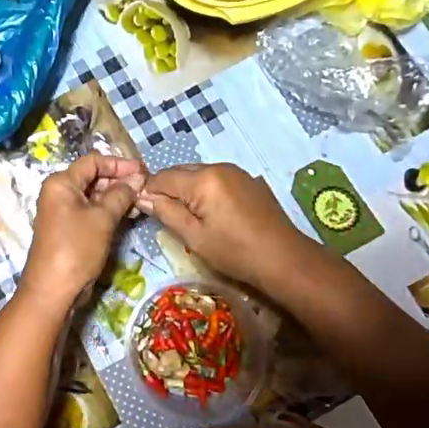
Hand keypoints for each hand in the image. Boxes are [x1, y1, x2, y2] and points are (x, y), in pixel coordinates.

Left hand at [21, 153, 145, 309]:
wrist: (53, 289)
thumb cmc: (76, 247)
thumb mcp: (102, 218)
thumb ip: (121, 195)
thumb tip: (137, 178)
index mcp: (61, 182)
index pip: (92, 162)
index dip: (118, 164)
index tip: (142, 170)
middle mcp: (58, 192)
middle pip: (92, 177)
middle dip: (118, 180)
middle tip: (145, 187)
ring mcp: (62, 211)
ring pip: (92, 195)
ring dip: (116, 196)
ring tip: (141, 201)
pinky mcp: (68, 228)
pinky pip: (90, 211)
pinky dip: (108, 210)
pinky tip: (128, 214)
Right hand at [135, 163, 323, 289]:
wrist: (286, 260)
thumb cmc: (236, 252)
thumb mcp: (194, 237)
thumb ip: (166, 212)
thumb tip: (142, 197)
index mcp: (203, 179)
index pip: (162, 177)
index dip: (149, 192)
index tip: (144, 212)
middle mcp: (218, 167)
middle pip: (180, 172)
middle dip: (168, 190)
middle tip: (166, 217)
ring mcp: (236, 172)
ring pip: (198, 175)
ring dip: (187, 191)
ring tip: (189, 218)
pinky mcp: (248, 181)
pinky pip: (216, 180)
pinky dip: (206, 191)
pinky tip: (212, 214)